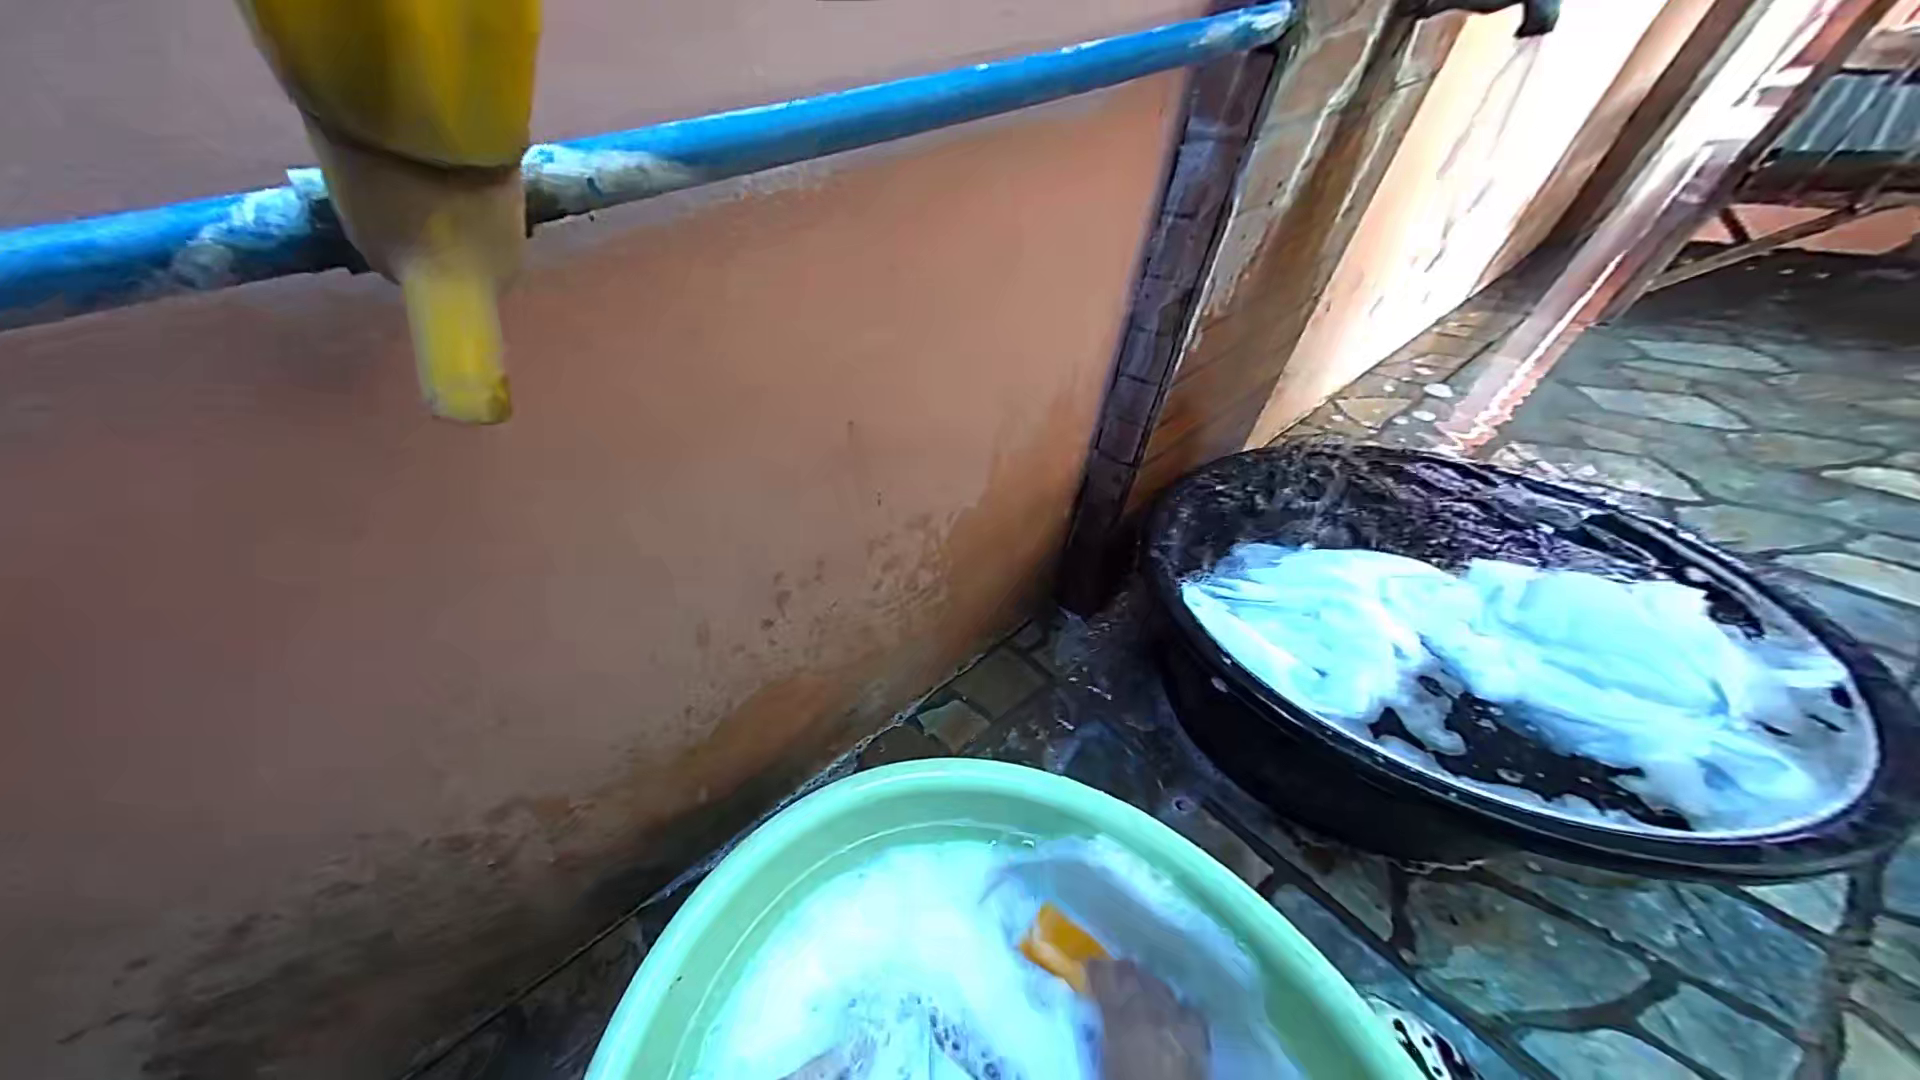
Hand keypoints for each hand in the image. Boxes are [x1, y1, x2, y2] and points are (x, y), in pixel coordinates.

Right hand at [1084, 958, 1208, 1079]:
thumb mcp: (1104, 1063)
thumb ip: (1101, 1031)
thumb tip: (1097, 1013)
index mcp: (1120, 1016)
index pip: (1104, 975)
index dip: (1095, 970)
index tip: (1088, 970)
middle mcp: (1149, 1007)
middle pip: (1131, 972)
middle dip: (1119, 973)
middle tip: (1111, 980)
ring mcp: (1177, 1017)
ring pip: (1158, 983)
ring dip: (1146, 985)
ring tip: (1140, 994)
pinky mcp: (1198, 1033)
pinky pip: (1186, 1006)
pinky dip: (1176, 1006)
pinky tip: (1172, 1015)